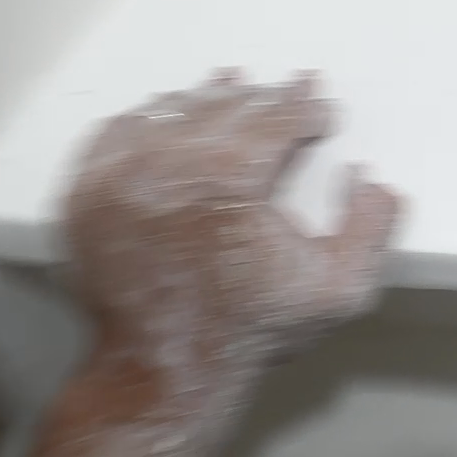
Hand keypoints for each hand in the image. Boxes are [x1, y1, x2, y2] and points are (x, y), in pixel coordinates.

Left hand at [61, 69, 401, 390]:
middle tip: (293, 88)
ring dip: (213, 98)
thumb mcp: (337, 290)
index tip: (322, 112)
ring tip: (235, 85)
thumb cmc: (251, 328)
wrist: (162, 371)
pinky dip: (151, 117)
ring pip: (176, 108)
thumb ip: (369, 229)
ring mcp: (121, 174)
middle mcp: (170, 162)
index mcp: (230, 178)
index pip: (278, 117)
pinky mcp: (87, 192)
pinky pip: (120, 129)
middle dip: (269, 96)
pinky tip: (169, 114)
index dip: (308, 108)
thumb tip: (368, 178)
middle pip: (230, 105)